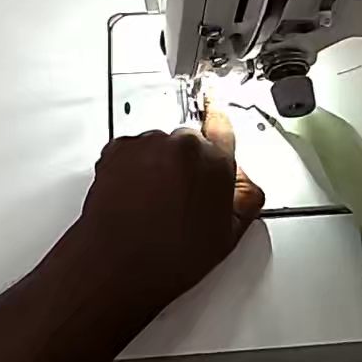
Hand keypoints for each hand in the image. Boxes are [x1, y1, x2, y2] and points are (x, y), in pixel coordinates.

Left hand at [64, 106, 265, 311]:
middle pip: (189, 144)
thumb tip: (242, 185)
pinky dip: (131, 168)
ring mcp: (148, 144)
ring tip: (151, 205)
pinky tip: (134, 198)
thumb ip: (243, 199)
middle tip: (178, 199)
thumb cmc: (168, 257)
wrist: (117, 264)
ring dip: (156, 166)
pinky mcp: (118, 149)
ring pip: (158, 147)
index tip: (214, 97)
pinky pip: (130, 152)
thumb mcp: (227, 236)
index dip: (218, 113)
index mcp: (216, 161)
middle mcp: (183, 145)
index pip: (222, 125)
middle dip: (186, 165)